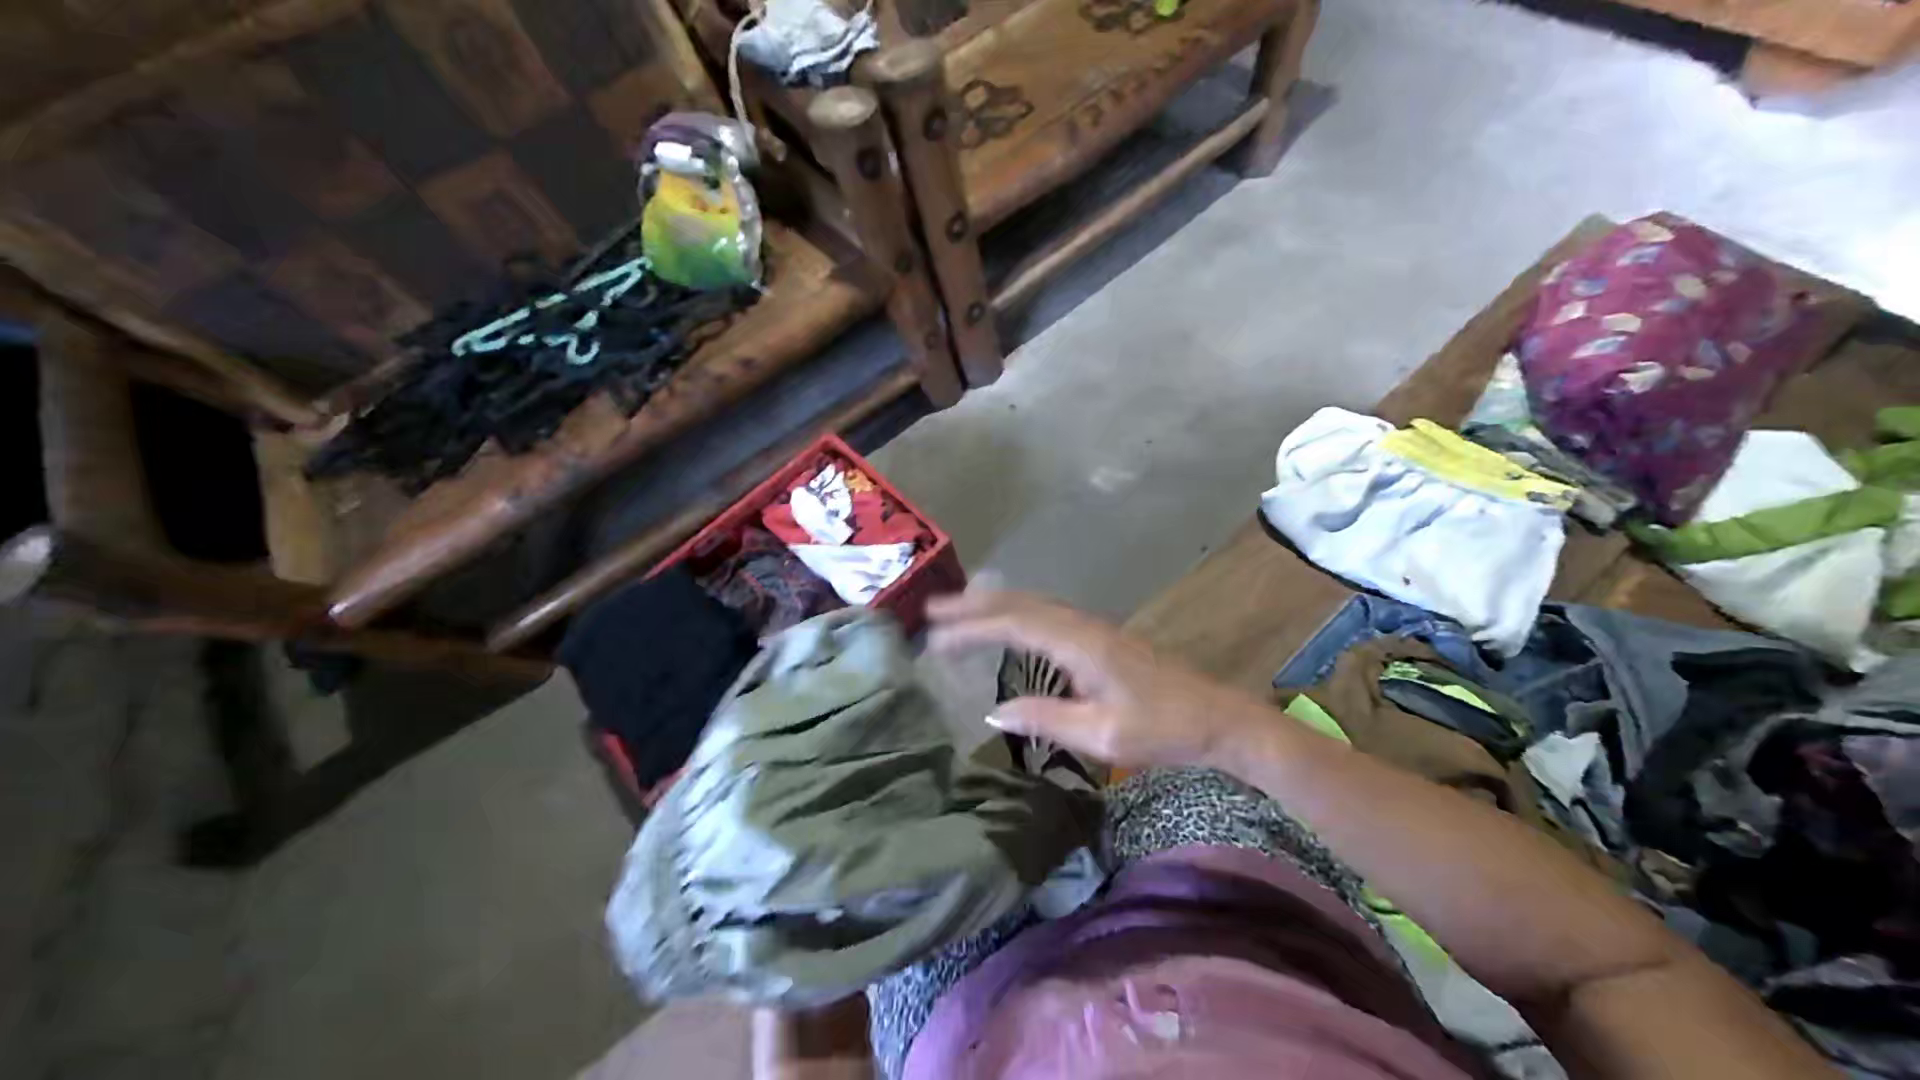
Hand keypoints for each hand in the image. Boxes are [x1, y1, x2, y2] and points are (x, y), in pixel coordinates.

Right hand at [926, 590, 1278, 767]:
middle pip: (1019, 603)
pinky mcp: (1100, 637)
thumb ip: (1045, 719)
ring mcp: (1093, 628)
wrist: (1219, 718)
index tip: (935, 638)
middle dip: (973, 604)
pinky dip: (1015, 613)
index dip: (971, 628)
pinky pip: (1046, 613)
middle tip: (931, 609)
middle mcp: (1083, 625)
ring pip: (1033, 604)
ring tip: (956, 610)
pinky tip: (1005, 624)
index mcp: (1080, 643)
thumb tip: (992, 711)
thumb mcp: (1102, 735)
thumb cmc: (1163, 729)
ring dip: (992, 604)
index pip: (1013, 625)